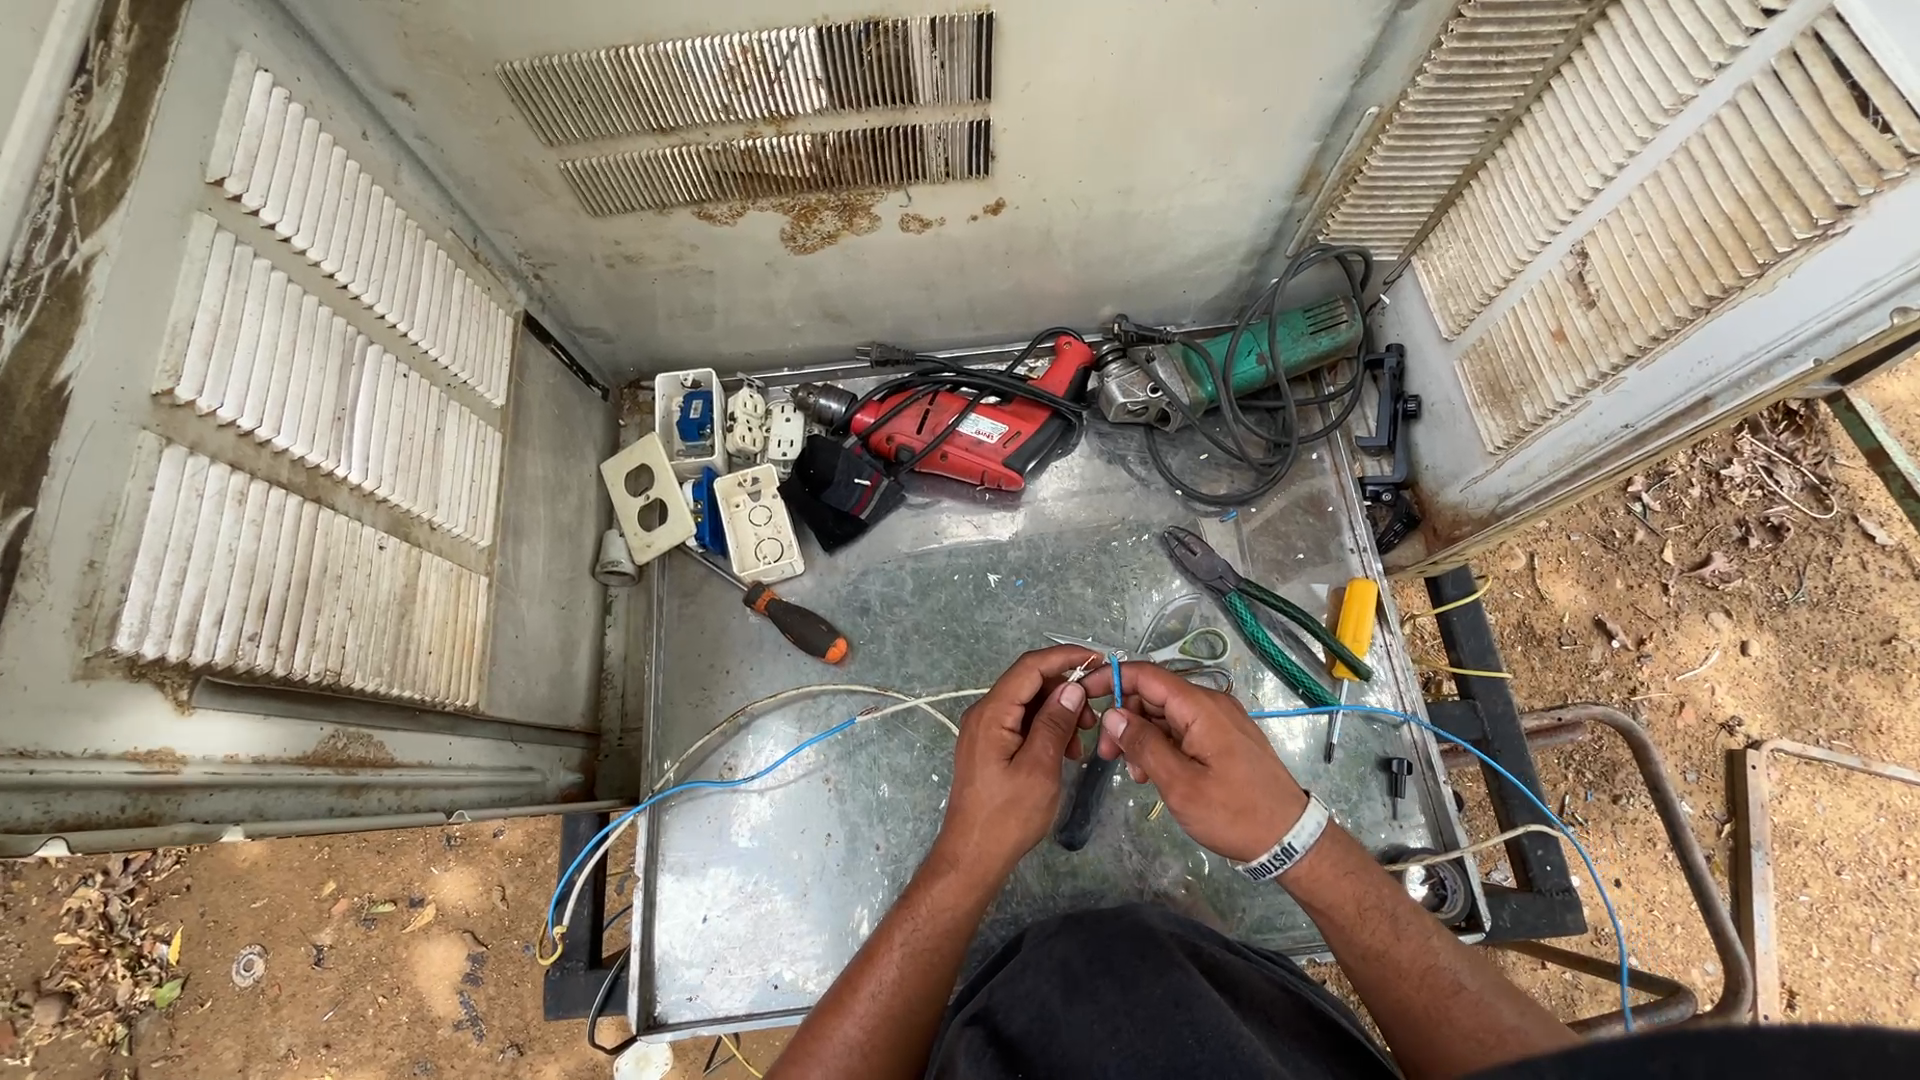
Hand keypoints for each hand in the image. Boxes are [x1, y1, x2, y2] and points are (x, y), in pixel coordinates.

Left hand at [933, 645, 1099, 880]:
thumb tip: (1072, 688)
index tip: (1097, 659)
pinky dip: (1046, 729)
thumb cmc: (1007, 815)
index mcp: (992, 713)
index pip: (1030, 667)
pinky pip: (1022, 723)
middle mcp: (984, 713)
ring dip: (1058, 713)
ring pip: (1028, 704)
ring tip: (1081, 742)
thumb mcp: (1040, 768)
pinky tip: (1064, 752)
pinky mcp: (990, 746)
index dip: (1064, 657)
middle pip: (1029, 683)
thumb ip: (1055, 724)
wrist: (973, 855)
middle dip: (1065, 691)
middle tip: (1094, 716)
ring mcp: (985, 730)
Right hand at [1076, 662, 1307, 861]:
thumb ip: (1143, 744)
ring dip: (1141, 737)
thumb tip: (1113, 714)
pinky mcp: (1223, 738)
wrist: (1290, 840)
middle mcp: (1210, 704)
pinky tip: (1153, 774)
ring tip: (1132, 773)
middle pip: (1153, 695)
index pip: (1146, 674)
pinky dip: (1161, 745)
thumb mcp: (1180, 784)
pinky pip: (1182, 729)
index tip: (1082, 697)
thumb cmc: (1234, 813)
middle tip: (1105, 755)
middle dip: (1123, 718)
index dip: (1110, 679)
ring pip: (1165, 714)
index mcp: (1201, 706)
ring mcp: (1219, 720)